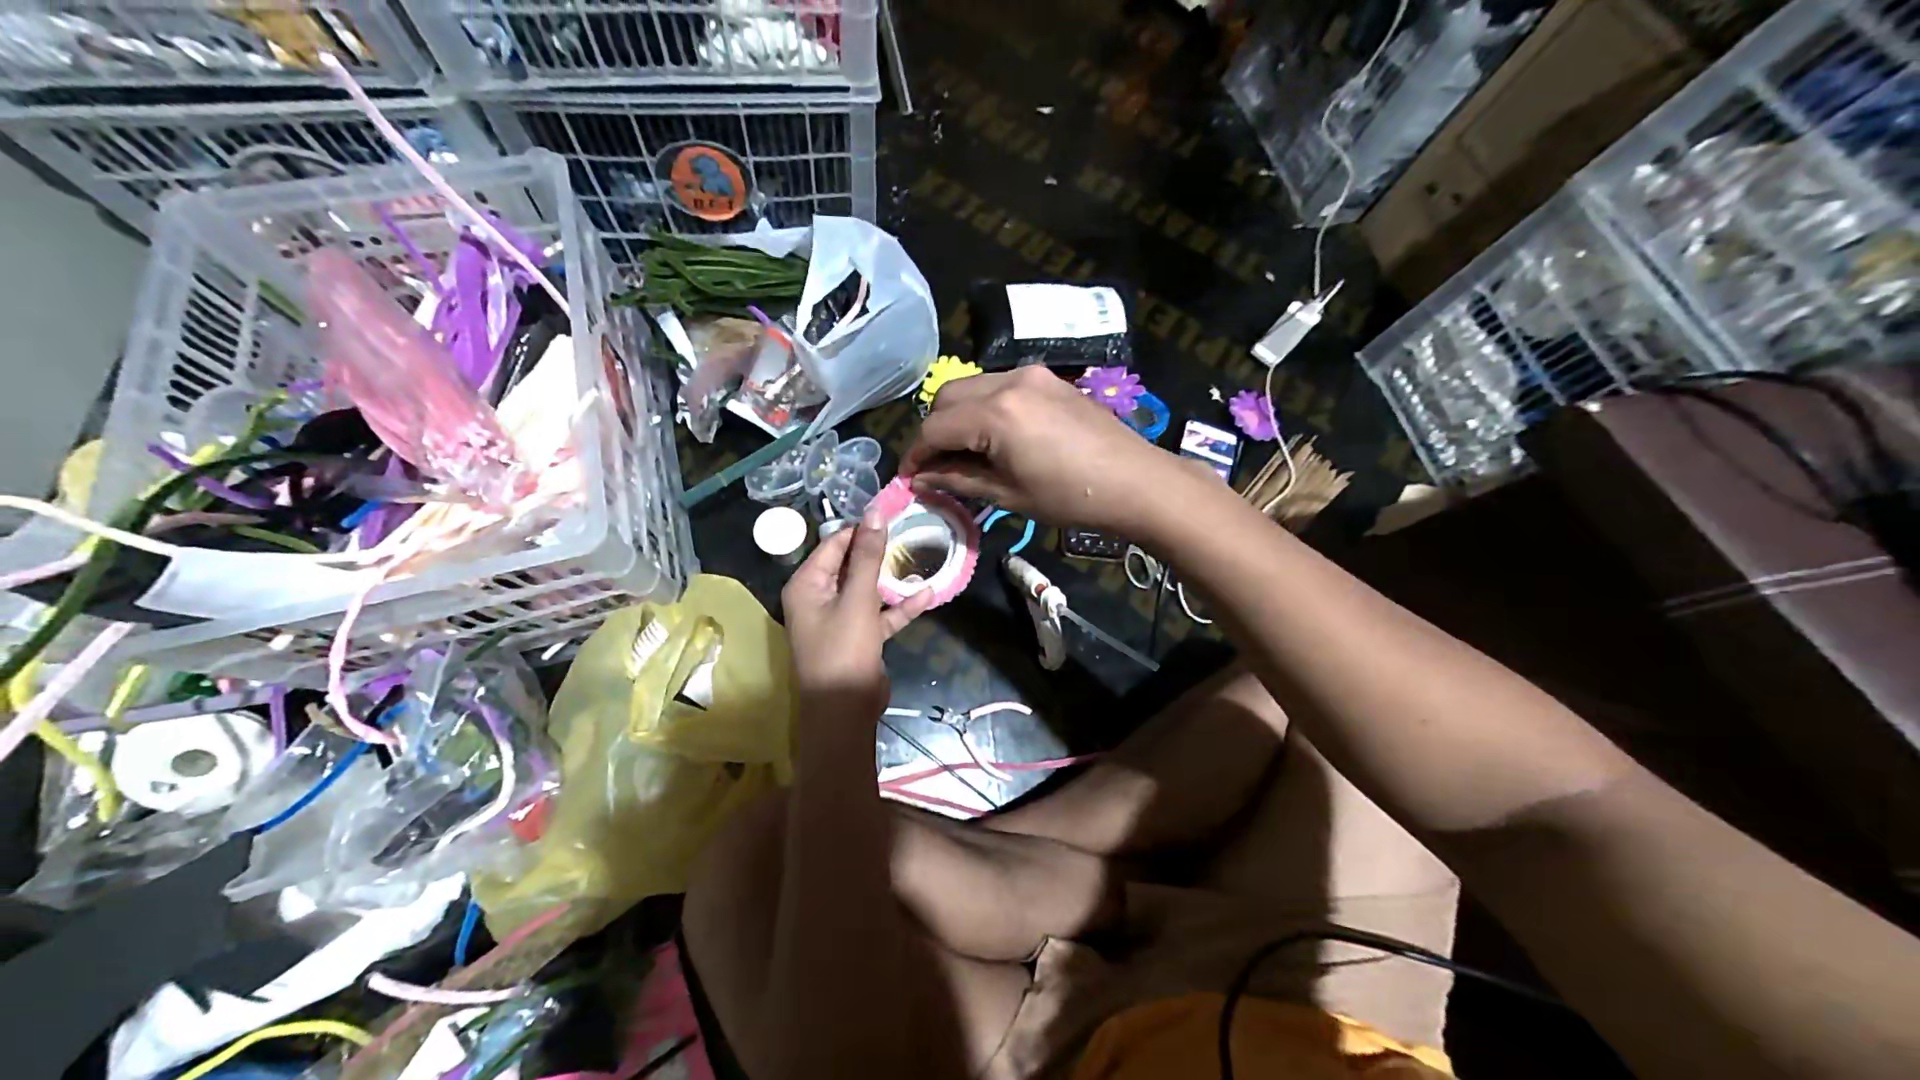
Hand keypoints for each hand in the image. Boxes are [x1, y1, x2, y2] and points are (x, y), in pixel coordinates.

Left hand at [782, 508, 934, 712]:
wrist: (845, 709)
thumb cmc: (843, 649)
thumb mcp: (857, 599)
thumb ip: (867, 556)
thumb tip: (874, 513)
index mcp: (807, 585)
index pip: (834, 544)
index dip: (862, 528)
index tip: (893, 514)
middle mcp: (819, 597)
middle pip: (851, 565)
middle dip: (880, 551)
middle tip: (912, 529)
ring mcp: (839, 618)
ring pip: (867, 589)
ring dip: (892, 578)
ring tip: (922, 556)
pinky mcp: (859, 636)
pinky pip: (879, 614)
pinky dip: (899, 606)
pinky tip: (928, 594)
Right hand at [901, 366, 1188, 534]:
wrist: (1135, 481)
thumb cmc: (1070, 497)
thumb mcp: (1008, 494)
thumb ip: (958, 480)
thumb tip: (920, 479)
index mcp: (996, 413)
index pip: (935, 427)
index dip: (916, 453)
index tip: (908, 478)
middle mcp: (1008, 381)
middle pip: (947, 397)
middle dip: (934, 431)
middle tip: (935, 466)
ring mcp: (1030, 375)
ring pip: (971, 387)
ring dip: (957, 416)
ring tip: (963, 452)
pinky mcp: (1046, 378)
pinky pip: (998, 385)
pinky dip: (983, 407)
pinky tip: (992, 436)